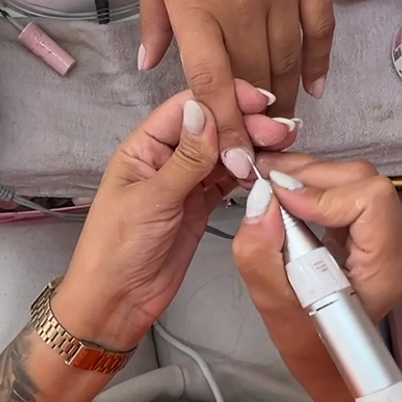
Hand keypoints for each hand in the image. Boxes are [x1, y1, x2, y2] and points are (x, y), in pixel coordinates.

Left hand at [53, 83, 293, 349]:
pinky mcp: (200, 207)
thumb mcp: (151, 200)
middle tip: (280, 130)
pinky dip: (250, 175)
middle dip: (245, 124)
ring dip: (253, 148)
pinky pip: (228, 182)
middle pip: (210, 128)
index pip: (186, 109)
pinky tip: (269, 170)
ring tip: (284, 144)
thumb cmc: (116, 249)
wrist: (117, 301)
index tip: (258, 101)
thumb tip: (205, 111)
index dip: (222, 99)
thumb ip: (184, 159)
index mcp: (142, 148)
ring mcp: (185, 183)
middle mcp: (165, 159)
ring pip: (224, 154)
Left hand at [138, 0, 336, 179]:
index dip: (225, 130)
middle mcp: (243, 3)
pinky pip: (321, 29)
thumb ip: (156, 21)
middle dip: (257, 126)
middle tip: (259, 155)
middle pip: (255, 81)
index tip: (236, 164)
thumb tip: (151, 67)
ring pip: (289, 61)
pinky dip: (319, 62)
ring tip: (281, 132)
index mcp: (196, 4)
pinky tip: (314, 90)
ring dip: (285, 102)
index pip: (213, 83)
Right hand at [231, 154, 401, 378]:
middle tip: (262, 179)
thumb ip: (259, 252)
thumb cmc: (305, 338)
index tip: (278, 197)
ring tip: (267, 181)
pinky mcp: (375, 225)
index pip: (370, 200)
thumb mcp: (271, 302)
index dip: (321, 192)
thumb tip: (261, 198)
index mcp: (387, 267)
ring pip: (355, 178)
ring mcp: (392, 232)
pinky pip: (349, 188)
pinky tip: (284, 189)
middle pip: (362, 180)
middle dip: (308, 175)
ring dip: (307, 175)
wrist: (325, 354)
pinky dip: (313, 183)